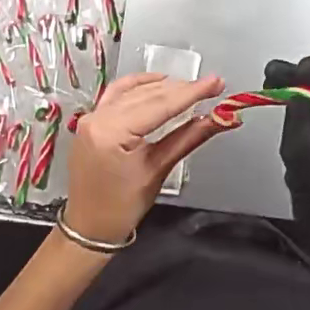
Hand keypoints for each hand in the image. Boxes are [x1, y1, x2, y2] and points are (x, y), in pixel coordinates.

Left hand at [63, 73, 226, 243]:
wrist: (89, 226)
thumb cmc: (122, 207)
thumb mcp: (158, 170)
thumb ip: (188, 138)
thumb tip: (220, 119)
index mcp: (111, 133)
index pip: (159, 105)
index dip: (191, 93)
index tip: (216, 83)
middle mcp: (97, 119)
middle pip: (146, 96)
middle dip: (181, 90)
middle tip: (212, 85)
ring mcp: (90, 118)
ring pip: (132, 93)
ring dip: (162, 88)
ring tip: (192, 86)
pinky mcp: (91, 121)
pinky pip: (116, 95)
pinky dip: (137, 87)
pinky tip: (157, 83)